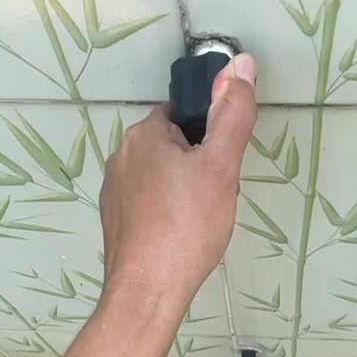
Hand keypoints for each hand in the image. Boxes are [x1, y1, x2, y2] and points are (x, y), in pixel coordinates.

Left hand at [97, 53, 258, 315]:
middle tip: (214, 200)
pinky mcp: (114, 221)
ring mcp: (114, 190)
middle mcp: (122, 155)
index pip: (184, 114)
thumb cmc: (186, 229)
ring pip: (160, 177)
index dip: (209, 138)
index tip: (220, 169)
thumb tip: (242, 65)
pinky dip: (165, 215)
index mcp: (145, 134)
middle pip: (172, 146)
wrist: (148, 291)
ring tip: (198, 223)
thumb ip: (232, 116)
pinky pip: (147, 204)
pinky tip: (178, 238)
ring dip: (182, 192)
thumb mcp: (220, 168)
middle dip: (197, 167)